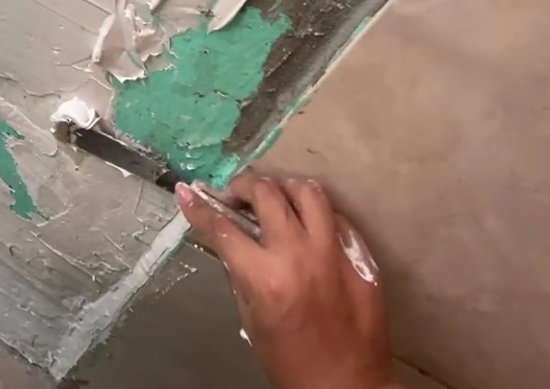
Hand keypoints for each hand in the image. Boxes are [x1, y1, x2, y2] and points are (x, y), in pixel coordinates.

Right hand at [176, 174, 391, 388]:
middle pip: (267, 193)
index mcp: (266, 277)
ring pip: (308, 192)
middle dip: (243, 186)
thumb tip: (225, 233)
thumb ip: (239, 269)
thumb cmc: (289, 362)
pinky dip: (317, 215)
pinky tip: (309, 228)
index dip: (199, 207)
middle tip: (237, 197)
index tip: (187, 191)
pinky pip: (337, 218)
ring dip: (284, 189)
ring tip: (276, 200)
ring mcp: (335, 255)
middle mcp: (299, 256)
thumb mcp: (251, 317)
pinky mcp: (362, 260)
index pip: (223, 228)